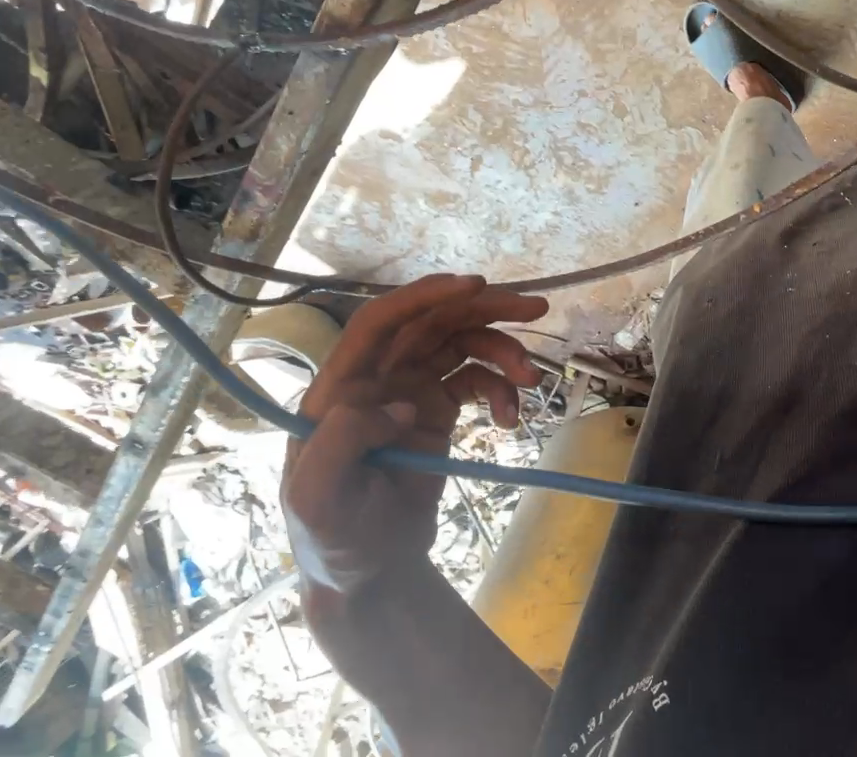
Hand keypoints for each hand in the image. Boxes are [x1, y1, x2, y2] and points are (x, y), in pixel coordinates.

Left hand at [282, 274, 546, 593]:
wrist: (372, 570)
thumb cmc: (334, 539)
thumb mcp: (320, 499)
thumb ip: (343, 443)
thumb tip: (399, 403)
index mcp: (341, 388)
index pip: (380, 323)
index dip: (424, 297)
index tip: (475, 286)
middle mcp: (377, 379)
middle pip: (433, 323)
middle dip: (485, 310)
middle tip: (536, 308)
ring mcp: (411, 392)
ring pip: (462, 347)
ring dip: (503, 353)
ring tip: (532, 379)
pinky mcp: (438, 411)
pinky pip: (477, 381)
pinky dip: (501, 391)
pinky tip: (510, 419)